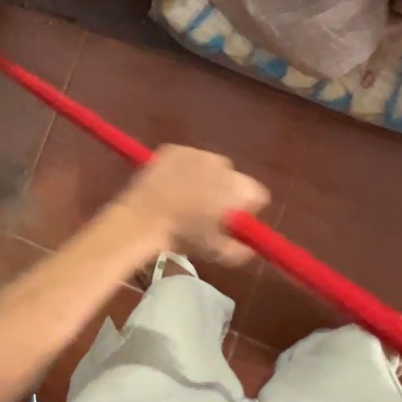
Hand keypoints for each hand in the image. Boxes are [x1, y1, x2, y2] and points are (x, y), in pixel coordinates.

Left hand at [110, 146, 268, 265]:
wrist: (143, 218)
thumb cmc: (183, 235)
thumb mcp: (217, 251)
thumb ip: (241, 249)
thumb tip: (248, 246)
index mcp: (238, 187)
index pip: (258, 194)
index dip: (247, 207)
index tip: (234, 219)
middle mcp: (223, 164)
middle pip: (234, 177)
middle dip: (226, 190)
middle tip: (209, 209)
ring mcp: (197, 152)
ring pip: (211, 165)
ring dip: (206, 177)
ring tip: (187, 196)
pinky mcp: (174, 149)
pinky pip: (188, 158)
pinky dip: (184, 168)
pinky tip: (173, 183)